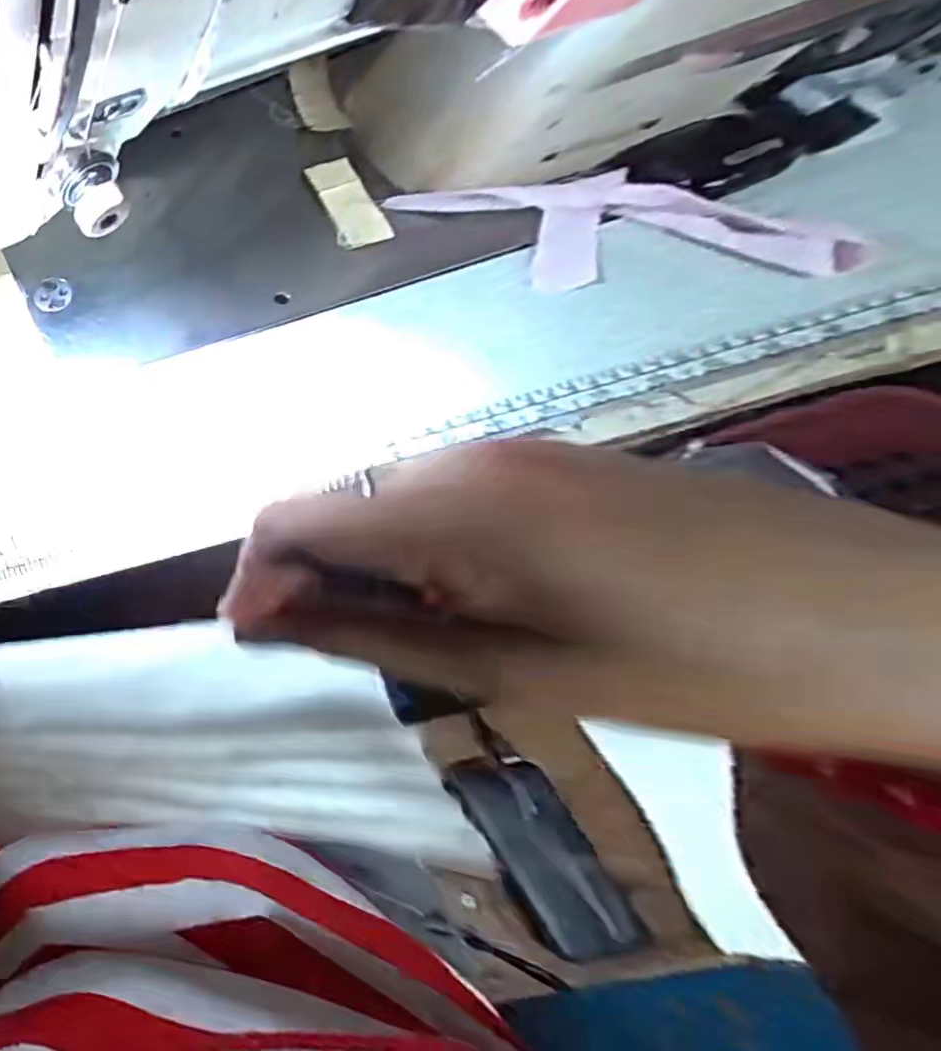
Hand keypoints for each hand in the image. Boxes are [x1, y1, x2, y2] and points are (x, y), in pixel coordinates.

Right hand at [221, 440, 940, 758]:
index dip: (250, 575)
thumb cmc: (698, 669)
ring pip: (367, 496)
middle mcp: (458, 458)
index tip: (246, 634)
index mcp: (448, 509)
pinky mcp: (533, 456)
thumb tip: (263, 624)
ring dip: (344, 556)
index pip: (289, 519)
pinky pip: (422, 490)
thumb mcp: (509, 672)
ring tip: (374, 619)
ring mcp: (501, 448)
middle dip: (293, 570)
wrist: (904, 620)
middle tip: (306, 637)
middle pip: (322, 504)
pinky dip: (395, 539)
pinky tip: (435, 584)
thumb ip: (366, 636)